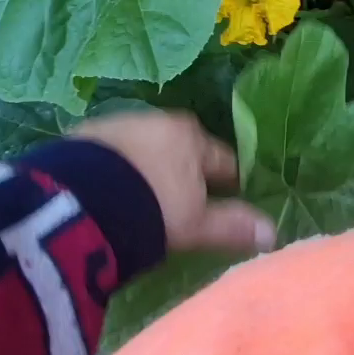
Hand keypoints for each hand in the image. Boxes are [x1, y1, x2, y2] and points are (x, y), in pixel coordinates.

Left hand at [72, 111, 276, 252]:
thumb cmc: (152, 210)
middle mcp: (158, 121)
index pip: (222, 158)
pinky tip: (112, 189)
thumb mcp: (195, 224)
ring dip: (150, 164)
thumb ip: (232, 226)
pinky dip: (118, 167)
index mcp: (193, 139)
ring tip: (146, 194)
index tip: (233, 194)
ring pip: (146, 146)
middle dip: (186, 167)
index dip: (229, 179)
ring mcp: (119, 125)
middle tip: (186, 195)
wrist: (81, 200)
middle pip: (183, 146)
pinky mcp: (85, 137)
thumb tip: (272, 232)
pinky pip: (112, 153)